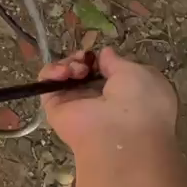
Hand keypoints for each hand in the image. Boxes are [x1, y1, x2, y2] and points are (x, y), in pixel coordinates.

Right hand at [39, 48, 178, 158]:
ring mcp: (74, 103)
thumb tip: (104, 53)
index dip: (100, 59)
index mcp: (123, 92)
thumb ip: (117, 61)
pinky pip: (46, 83)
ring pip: (63, 74)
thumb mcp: (139, 73)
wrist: (120, 133)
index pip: (104, 70)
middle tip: (84, 61)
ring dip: (68, 64)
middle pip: (81, 70)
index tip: (99, 55)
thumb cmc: (140, 102)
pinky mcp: (54, 107)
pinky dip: (51, 72)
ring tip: (77, 70)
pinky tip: (64, 73)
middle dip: (81, 59)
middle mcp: (98, 98)